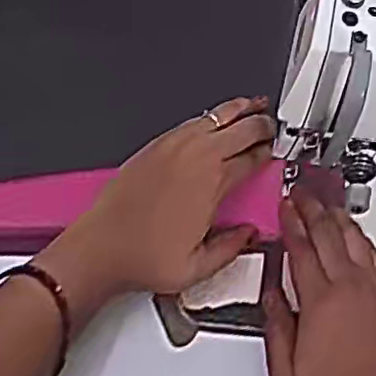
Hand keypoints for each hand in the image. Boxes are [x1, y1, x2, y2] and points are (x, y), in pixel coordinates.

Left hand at [34, 97, 275, 318]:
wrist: (100, 246)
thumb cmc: (141, 256)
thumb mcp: (196, 269)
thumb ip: (230, 249)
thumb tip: (248, 234)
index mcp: (215, 182)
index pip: (254, 156)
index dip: (270, 152)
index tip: (275, 153)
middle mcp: (200, 156)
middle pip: (246, 127)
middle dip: (265, 125)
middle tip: (273, 127)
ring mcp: (180, 143)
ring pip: (223, 113)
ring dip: (244, 109)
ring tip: (256, 105)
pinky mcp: (162, 140)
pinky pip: (199, 117)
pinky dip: (217, 113)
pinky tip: (220, 116)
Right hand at [262, 192, 375, 375]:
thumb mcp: (287, 374)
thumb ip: (278, 327)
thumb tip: (272, 295)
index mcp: (321, 301)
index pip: (302, 247)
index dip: (291, 222)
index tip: (284, 206)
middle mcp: (348, 288)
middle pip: (328, 232)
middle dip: (312, 208)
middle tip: (301, 193)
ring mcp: (369, 290)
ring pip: (353, 237)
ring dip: (337, 215)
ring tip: (325, 202)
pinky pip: (371, 254)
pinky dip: (360, 236)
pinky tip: (354, 231)